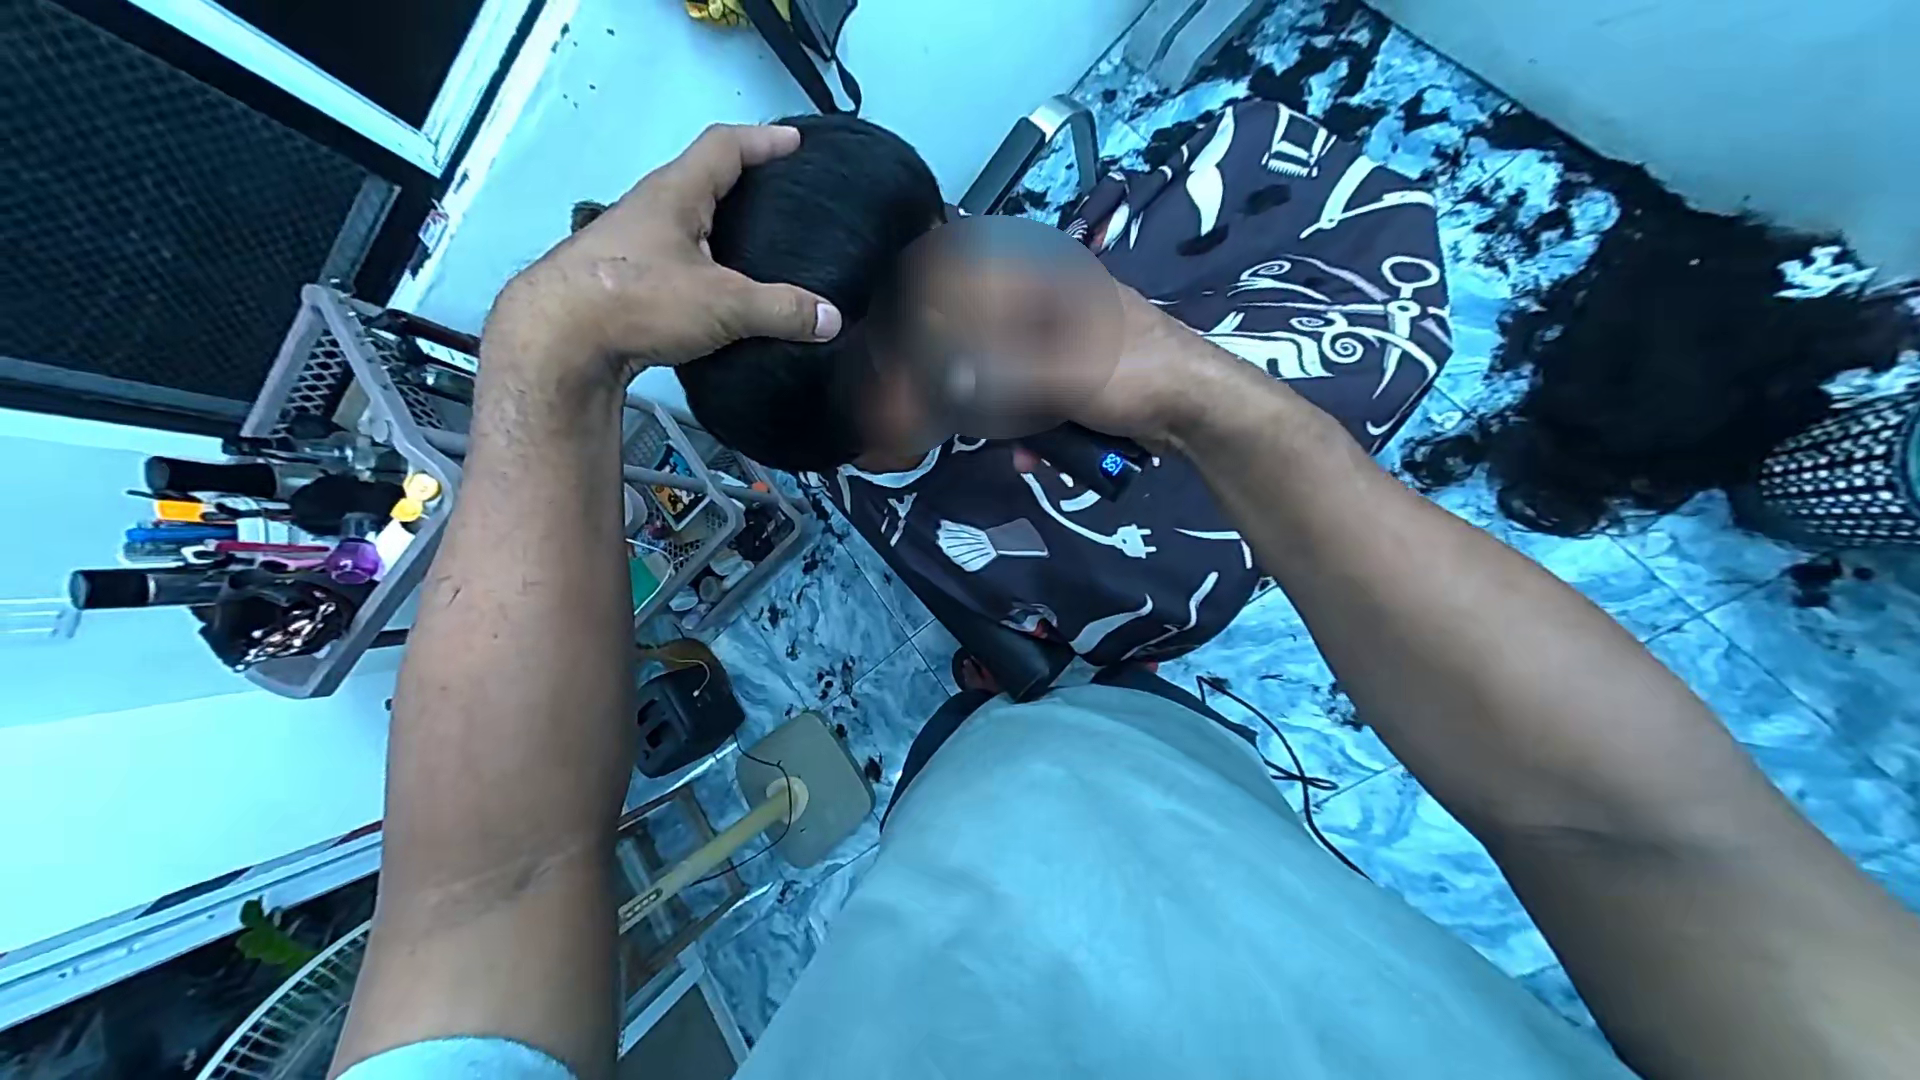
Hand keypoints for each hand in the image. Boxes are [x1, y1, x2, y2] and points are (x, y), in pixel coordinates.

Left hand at [482, 124, 843, 387]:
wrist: (562, 341)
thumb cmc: (638, 299)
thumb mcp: (724, 304)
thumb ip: (782, 310)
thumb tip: (831, 319)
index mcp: (675, 194)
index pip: (724, 147)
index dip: (763, 141)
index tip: (794, 142)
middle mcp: (651, 210)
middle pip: (705, 183)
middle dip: (746, 186)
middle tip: (784, 201)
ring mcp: (635, 245)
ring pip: (690, 226)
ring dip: (724, 232)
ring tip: (762, 253)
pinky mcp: (627, 281)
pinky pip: (679, 262)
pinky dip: (708, 269)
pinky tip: (725, 296)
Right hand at [882, 216, 1231, 446]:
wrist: (1197, 409)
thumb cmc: (1131, 376)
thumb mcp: (1059, 375)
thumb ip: (999, 377)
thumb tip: (946, 381)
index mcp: (1053, 282)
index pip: (981, 269)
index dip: (943, 294)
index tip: (913, 328)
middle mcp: (1057, 303)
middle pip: (991, 327)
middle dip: (971, 371)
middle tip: (949, 400)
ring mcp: (1070, 341)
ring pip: (1014, 365)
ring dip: (1004, 408)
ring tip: (1002, 444)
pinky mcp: (1081, 374)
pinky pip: (1040, 392)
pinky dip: (1032, 421)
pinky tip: (1031, 454)